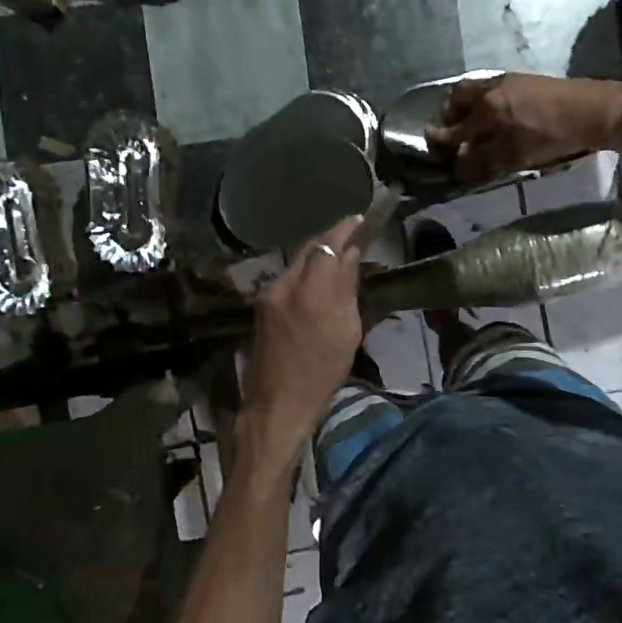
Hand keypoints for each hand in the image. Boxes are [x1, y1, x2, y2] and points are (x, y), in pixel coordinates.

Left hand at [241, 217, 364, 445]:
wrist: (277, 402)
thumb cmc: (322, 373)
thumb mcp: (347, 332)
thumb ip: (347, 289)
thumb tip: (350, 256)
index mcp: (311, 292)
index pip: (328, 246)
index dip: (344, 230)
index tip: (360, 220)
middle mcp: (285, 284)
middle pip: (309, 249)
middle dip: (330, 239)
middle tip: (352, 235)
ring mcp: (268, 293)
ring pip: (296, 262)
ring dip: (317, 255)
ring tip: (338, 256)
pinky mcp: (261, 304)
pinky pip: (287, 277)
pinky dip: (304, 272)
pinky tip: (317, 278)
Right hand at [426, 72, 621, 184]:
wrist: (594, 110)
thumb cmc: (552, 137)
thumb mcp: (514, 156)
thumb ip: (481, 163)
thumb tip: (458, 170)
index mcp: (485, 110)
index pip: (452, 130)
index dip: (440, 143)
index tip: (433, 151)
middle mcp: (490, 90)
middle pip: (456, 97)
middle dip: (449, 116)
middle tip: (453, 133)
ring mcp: (506, 81)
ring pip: (473, 89)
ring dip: (466, 106)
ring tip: (473, 125)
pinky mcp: (522, 79)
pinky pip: (490, 87)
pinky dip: (483, 101)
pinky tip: (495, 117)